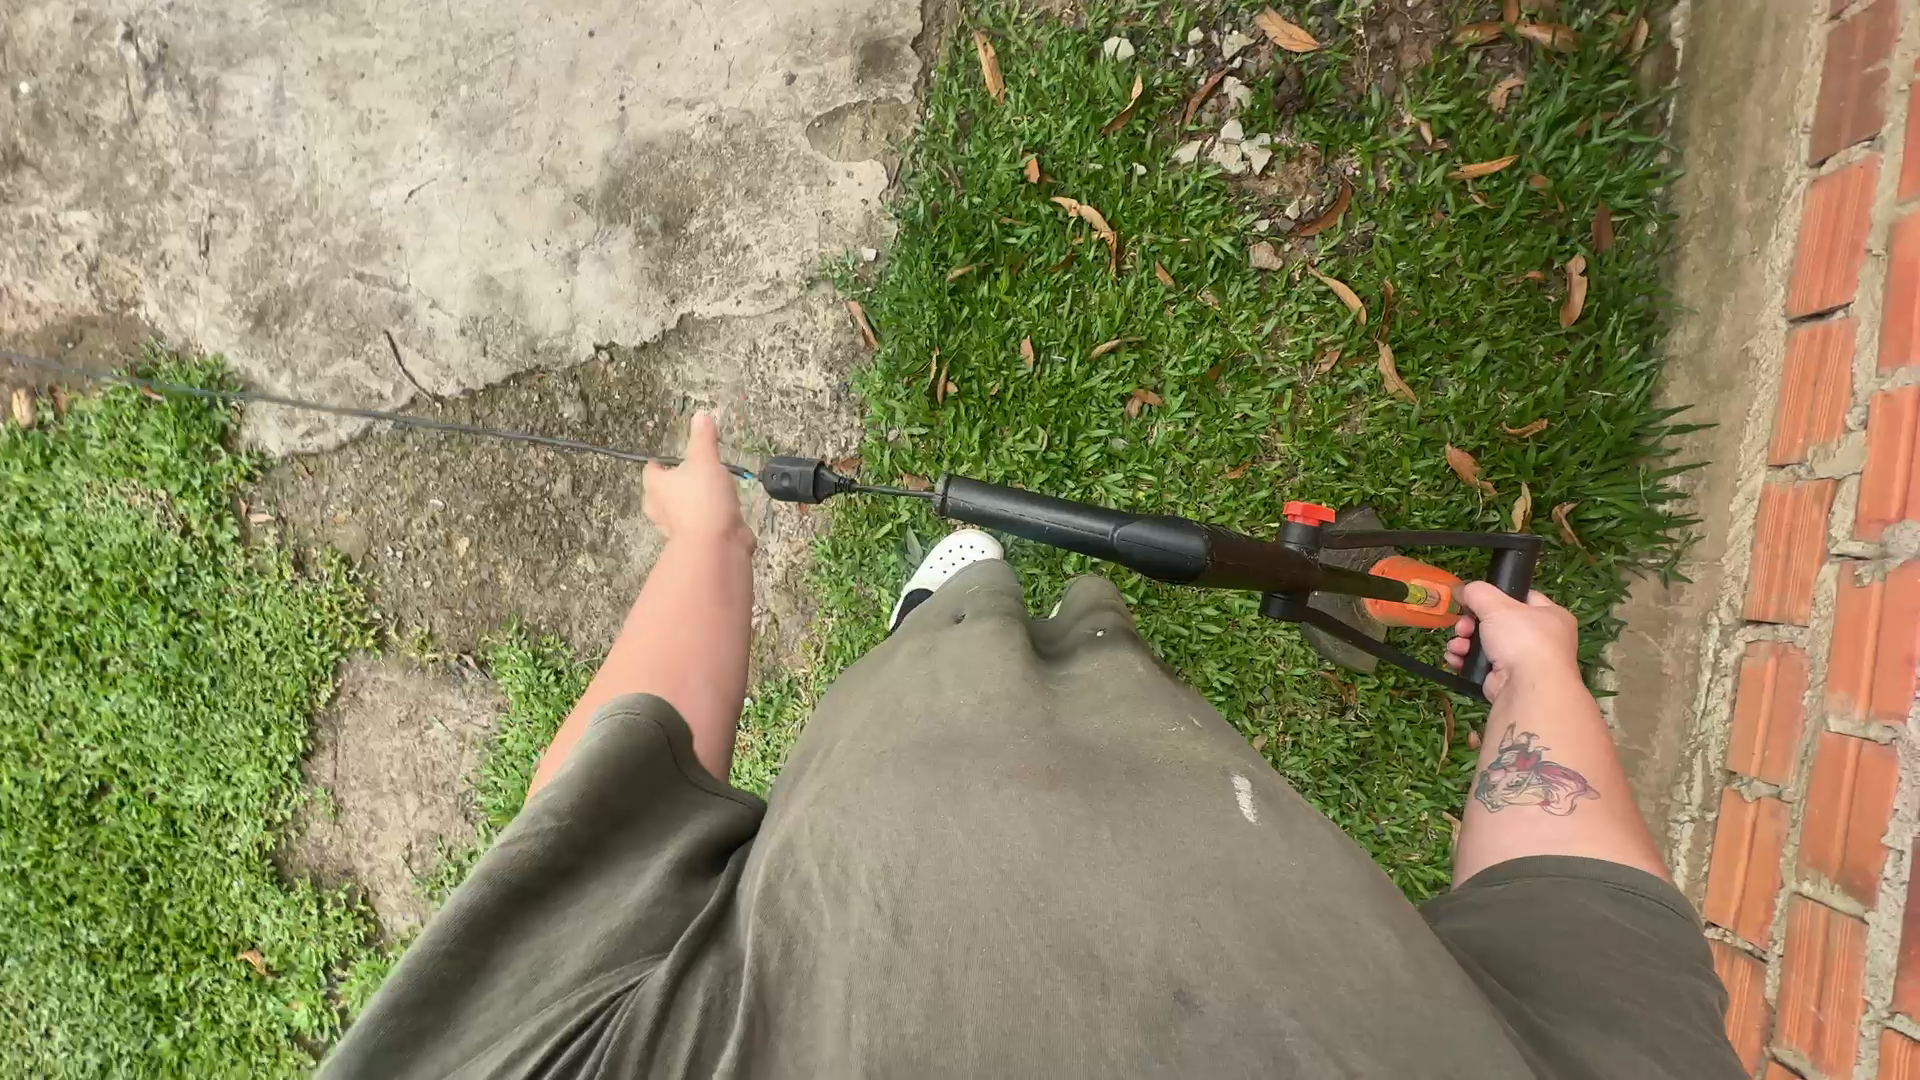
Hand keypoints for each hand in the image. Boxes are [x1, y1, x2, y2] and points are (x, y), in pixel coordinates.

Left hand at [643, 412, 751, 548]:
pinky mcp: (695, 540)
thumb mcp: (705, 461)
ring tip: (709, 492)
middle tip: (690, 475)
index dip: (661, 461)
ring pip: (678, 510)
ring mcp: (676, 527)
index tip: (674, 457)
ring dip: (690, 503)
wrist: (717, 544)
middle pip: (661, 492)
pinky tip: (721, 512)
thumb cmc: (703, 499)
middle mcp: (660, 508)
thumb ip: (704, 438)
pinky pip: (697, 525)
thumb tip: (702, 415)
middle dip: (673, 485)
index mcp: (656, 486)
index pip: (651, 469)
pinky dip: (706, 518)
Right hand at [1443, 582, 1581, 701]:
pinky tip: (1457, 659)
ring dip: (1464, 642)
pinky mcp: (1505, 677)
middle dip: (1471, 623)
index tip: (1475, 600)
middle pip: (1496, 621)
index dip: (1497, 596)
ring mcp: (1523, 659)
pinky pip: (1479, 662)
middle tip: (1463, 627)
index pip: (1522, 598)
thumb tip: (1462, 589)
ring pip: (1484, 642)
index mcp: (1551, 616)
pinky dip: (1465, 659)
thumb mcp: (1497, 605)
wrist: (1527, 685)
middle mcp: (1541, 637)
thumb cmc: (1522, 639)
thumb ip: (1477, 592)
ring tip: (1459, 646)